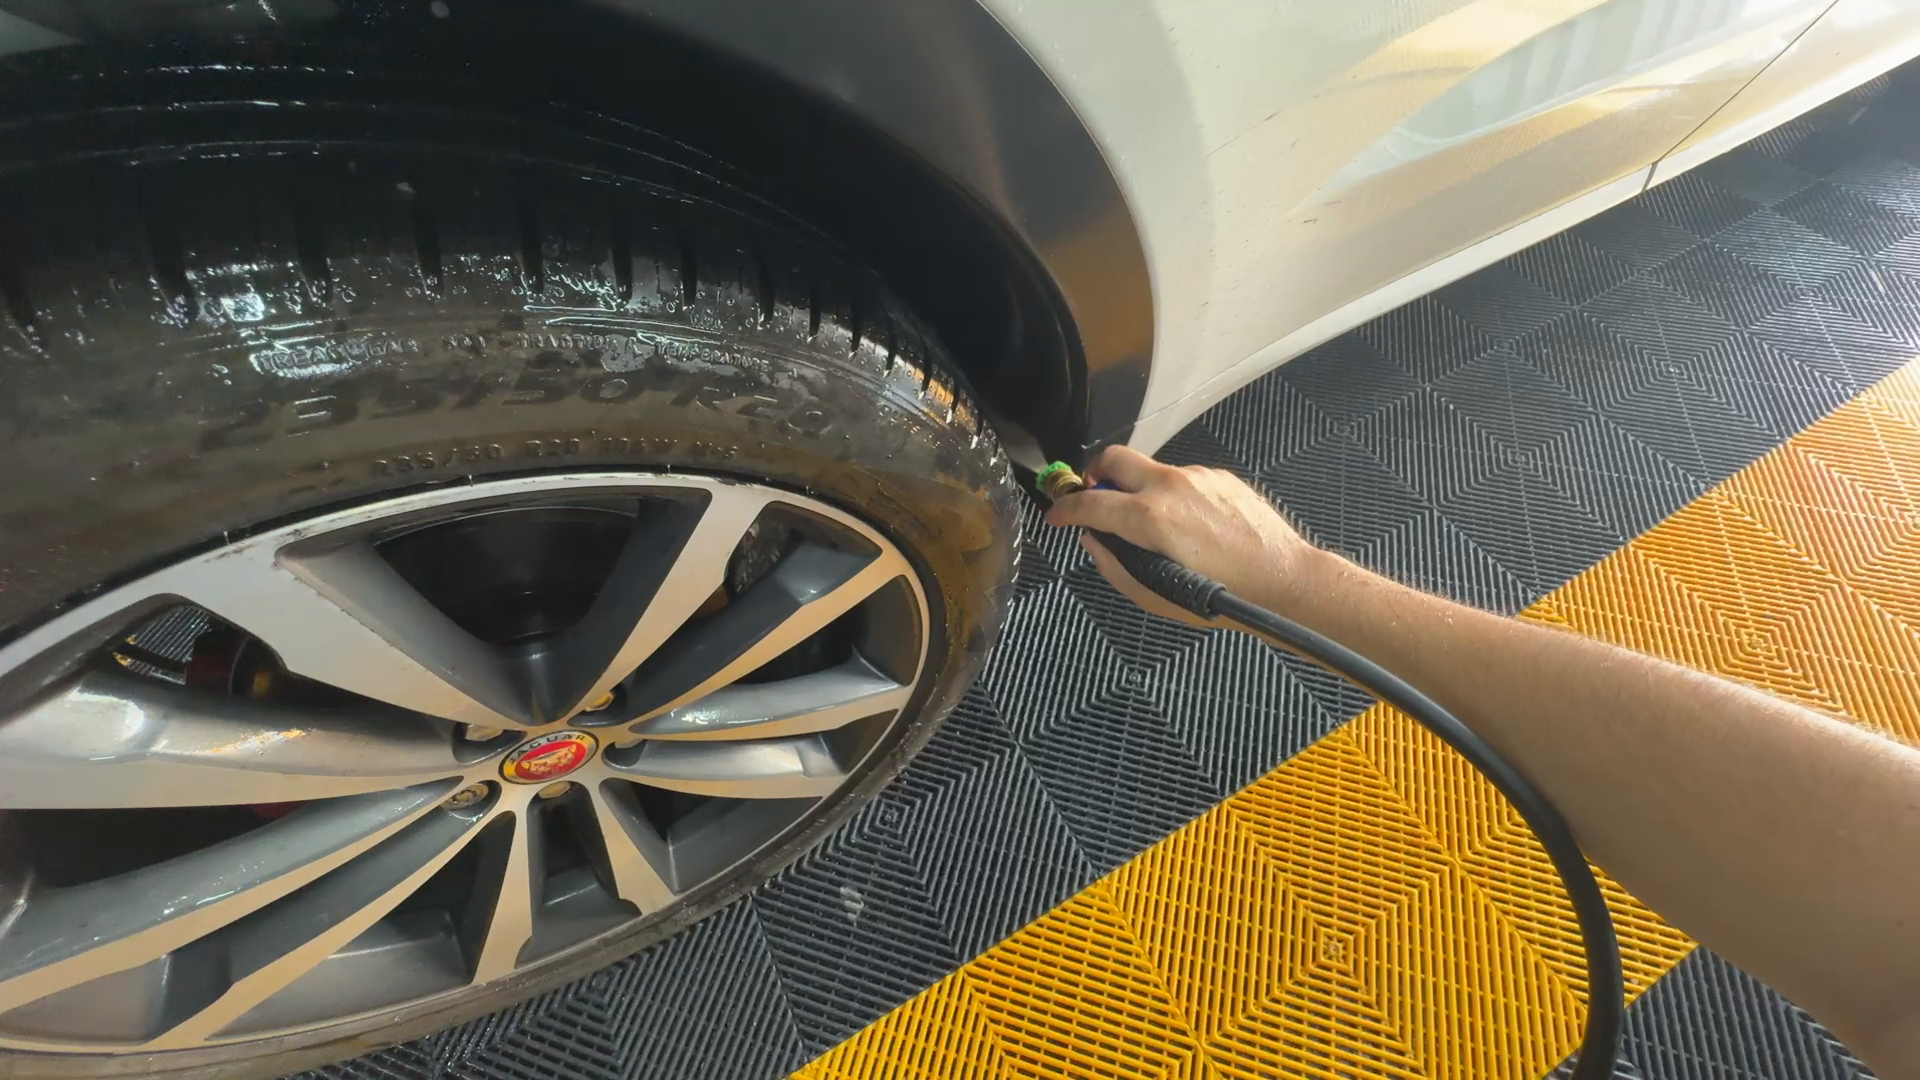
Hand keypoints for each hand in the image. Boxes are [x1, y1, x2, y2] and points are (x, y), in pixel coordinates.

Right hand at [1043, 445, 1334, 627]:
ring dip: (1137, 489)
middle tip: (1092, 496)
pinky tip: (1187, 526)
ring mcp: (1197, 477)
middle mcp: (1169, 487)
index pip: (1088, 503)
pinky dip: (1171, 496)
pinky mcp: (1219, 477)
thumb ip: (1112, 563)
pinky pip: (1181, 479)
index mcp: (1148, 518)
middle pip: (1113, 458)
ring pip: (1150, 470)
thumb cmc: (1219, 595)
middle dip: (1093, 473)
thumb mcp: (1151, 594)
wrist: (1282, 580)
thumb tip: (1095, 541)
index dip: (1063, 509)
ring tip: (1152, 525)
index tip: (1056, 514)